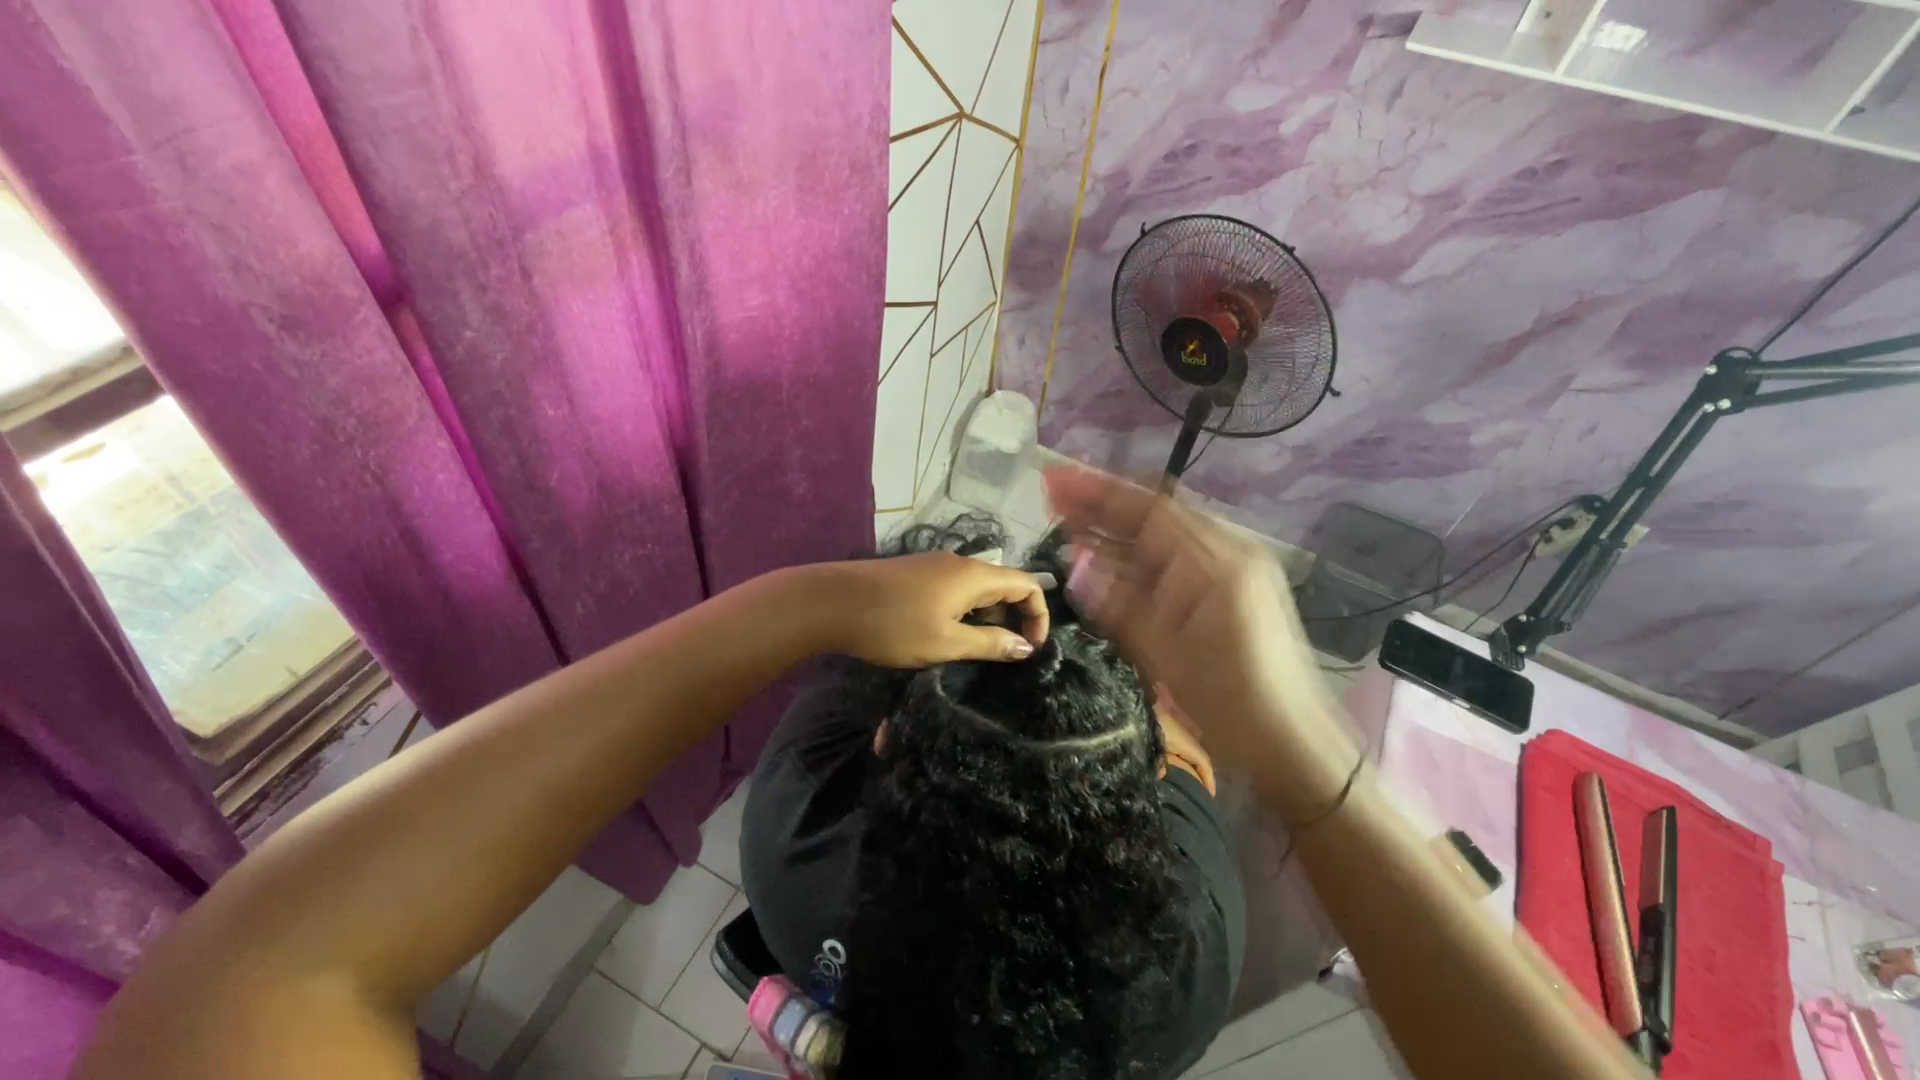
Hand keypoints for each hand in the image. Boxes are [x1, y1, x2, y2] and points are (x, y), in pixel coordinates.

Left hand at [821, 553, 1050, 667]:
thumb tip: (1026, 647)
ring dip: (988, 618)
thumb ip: (990, 644)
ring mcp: (935, 566)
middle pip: (1004, 584)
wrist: (831, 602)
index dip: (1039, 615)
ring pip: (977, 589)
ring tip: (977, 651)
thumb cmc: (893, 625)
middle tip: (1006, 655)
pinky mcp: (915, 574)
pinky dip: (965, 612)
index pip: (1028, 583)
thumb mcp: (946, 643)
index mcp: (974, 576)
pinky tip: (947, 636)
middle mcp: (960, 563)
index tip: (1032, 649)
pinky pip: (955, 590)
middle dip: (1014, 618)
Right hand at [1044, 466, 1356, 822]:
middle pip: (1156, 512)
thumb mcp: (1164, 655)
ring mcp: (1237, 566)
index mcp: (1216, 562)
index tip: (1053, 480)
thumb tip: (1074, 562)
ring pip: (1167, 532)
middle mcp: (1231, 550)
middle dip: (1102, 503)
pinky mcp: (1236, 585)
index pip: (1146, 508)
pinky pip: (1181, 554)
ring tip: (1070, 522)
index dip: (1095, 491)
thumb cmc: (1230, 704)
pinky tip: (1111, 557)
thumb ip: (1118, 602)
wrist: (1293, 741)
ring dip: (1119, 527)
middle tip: (1052, 496)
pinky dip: (1143, 552)